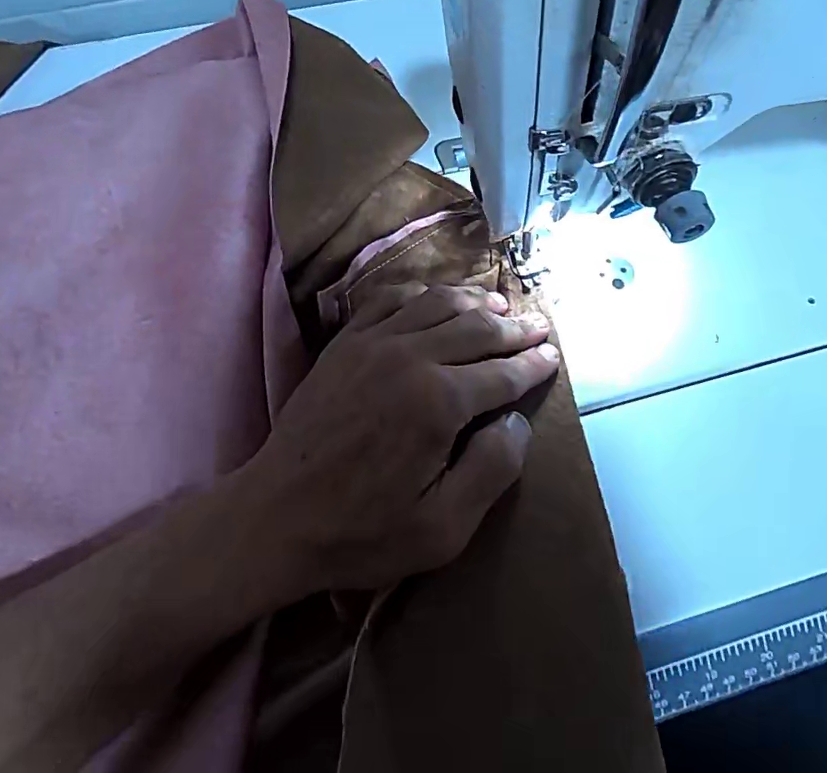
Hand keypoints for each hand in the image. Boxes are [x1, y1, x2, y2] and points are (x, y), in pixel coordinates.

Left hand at [249, 283, 558, 592]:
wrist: (273, 519)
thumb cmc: (361, 532)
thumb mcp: (443, 528)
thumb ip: (493, 469)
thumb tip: (517, 419)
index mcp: (439, 401)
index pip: (503, 372)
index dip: (533, 364)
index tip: (553, 357)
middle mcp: (411, 357)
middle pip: (478, 328)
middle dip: (515, 328)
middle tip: (538, 326)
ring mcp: (373, 343)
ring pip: (439, 304)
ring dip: (476, 302)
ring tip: (500, 305)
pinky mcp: (346, 343)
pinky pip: (393, 300)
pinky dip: (424, 294)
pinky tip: (437, 300)